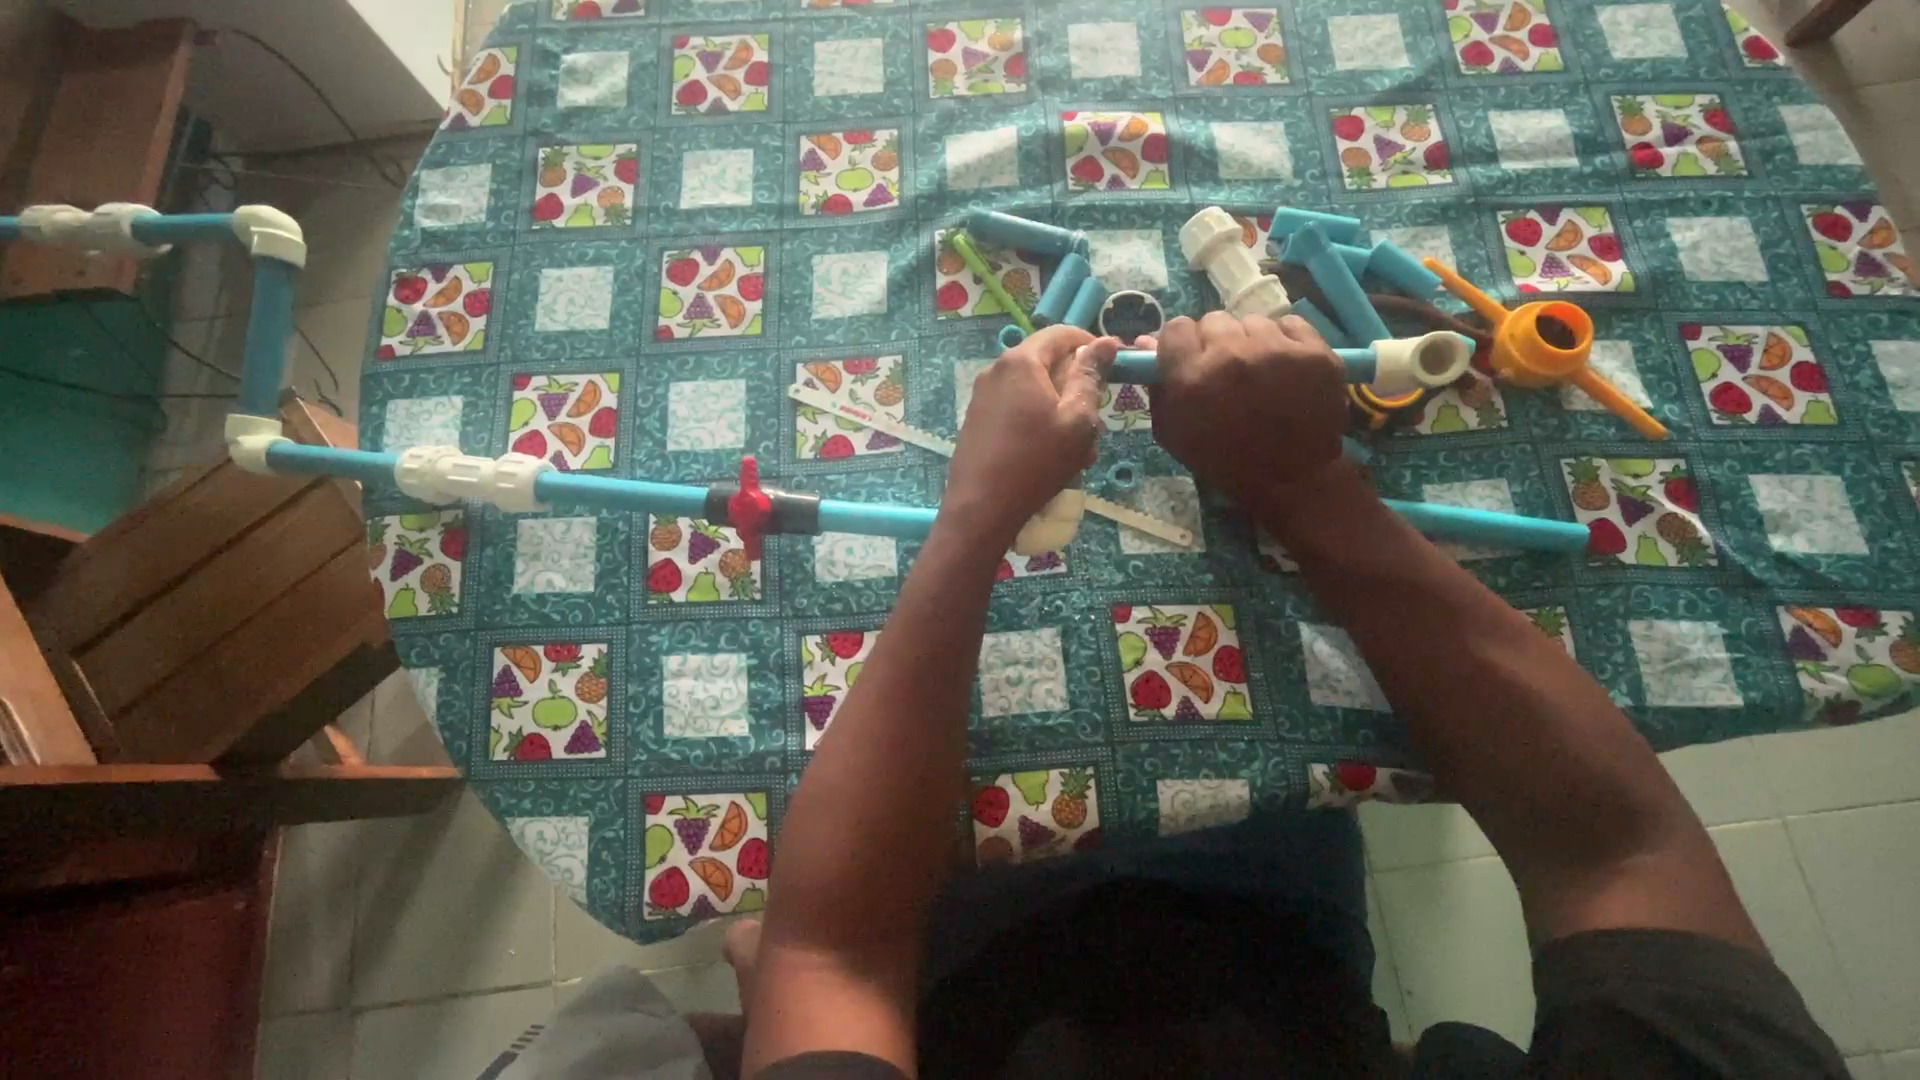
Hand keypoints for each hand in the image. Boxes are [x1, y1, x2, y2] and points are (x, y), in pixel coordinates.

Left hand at [944, 326, 1116, 547]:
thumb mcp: (1077, 420)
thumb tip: (1104, 343)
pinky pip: (1016, 411)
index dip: (1091, 345)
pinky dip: (1038, 426)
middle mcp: (995, 371)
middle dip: (1076, 388)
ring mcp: (982, 397)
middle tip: (1095, 423)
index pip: (1061, 334)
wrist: (981, 508)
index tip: (1113, 369)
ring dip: (1060, 414)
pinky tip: (1050, 459)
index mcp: (1020, 362)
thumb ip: (1091, 376)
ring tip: (1077, 452)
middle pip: (1046, 364)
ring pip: (1033, 392)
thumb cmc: (1036, 462)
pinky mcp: (977, 422)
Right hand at [1147, 312, 1347, 502]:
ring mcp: (1277, 350)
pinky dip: (1285, 341)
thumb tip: (1144, 341)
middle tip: (1224, 369)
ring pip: (1252, 322)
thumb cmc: (1222, 459)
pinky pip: (1290, 324)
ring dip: (1249, 341)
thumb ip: (1157, 386)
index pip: (1176, 327)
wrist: (1290, 478)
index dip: (1181, 343)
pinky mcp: (1314, 351)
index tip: (1189, 358)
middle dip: (1214, 342)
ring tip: (1257, 371)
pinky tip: (1284, 367)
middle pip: (1213, 320)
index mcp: (1192, 377)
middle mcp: (1232, 355)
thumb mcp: (1173, 432)